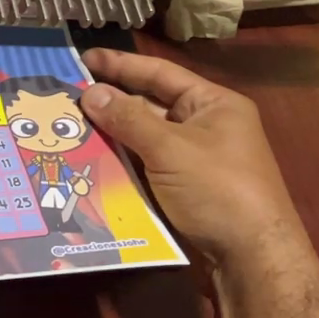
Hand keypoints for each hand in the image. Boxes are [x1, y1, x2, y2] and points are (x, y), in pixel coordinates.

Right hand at [78, 49, 310, 270]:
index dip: (121, 64)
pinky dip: (118, 159)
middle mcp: (204, 126)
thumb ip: (127, 119)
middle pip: (148, 104)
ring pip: (142, 136)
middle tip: (67, 94)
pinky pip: (143, 163)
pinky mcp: (182, 186)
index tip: (83, 57)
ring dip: (110, 133)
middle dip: (109, 101)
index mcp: (213, 105)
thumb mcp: (170, 149)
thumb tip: (89, 93)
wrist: (251, 260)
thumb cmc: (219, 191)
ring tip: (68, 125)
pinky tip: (89, 158)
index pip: (160, 73)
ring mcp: (193, 158)